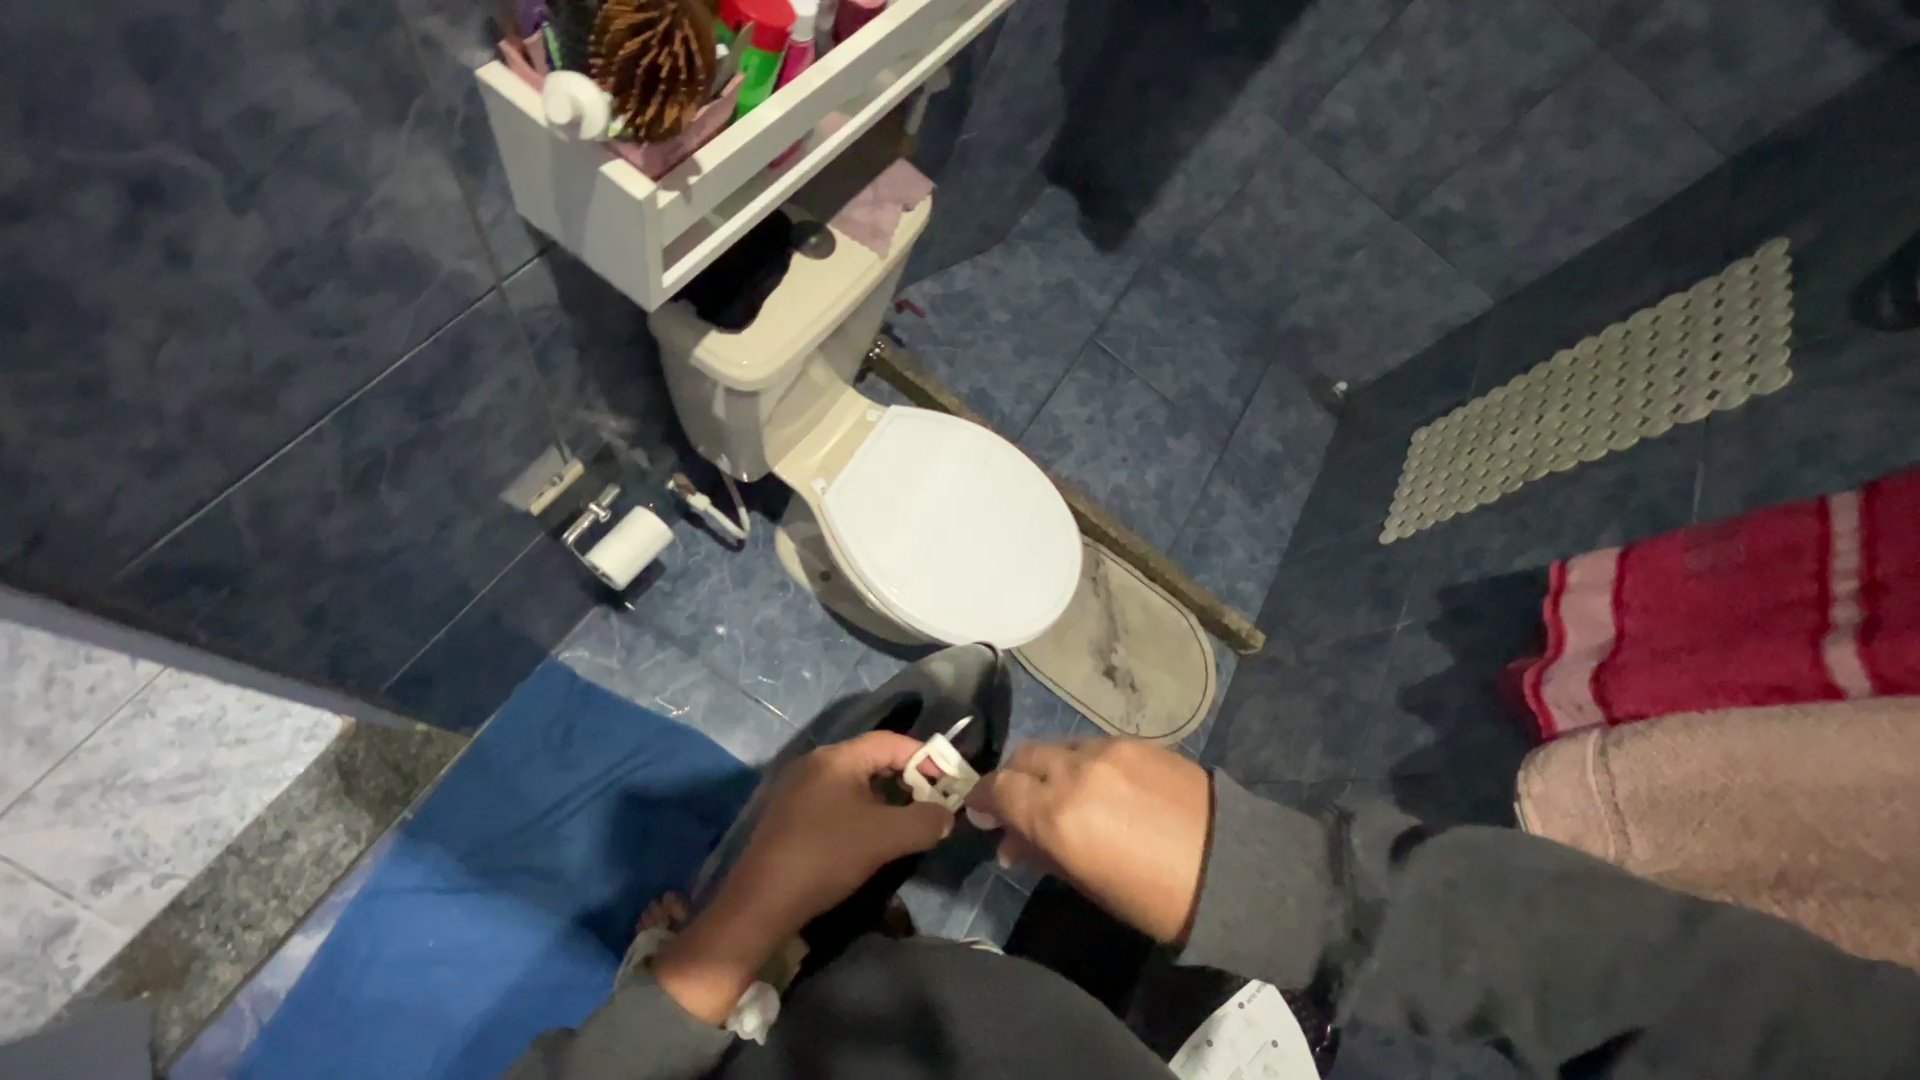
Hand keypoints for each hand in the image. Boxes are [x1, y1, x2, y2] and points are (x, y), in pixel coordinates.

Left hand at [656, 732, 953, 1023]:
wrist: (760, 904)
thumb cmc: (825, 857)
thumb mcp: (885, 838)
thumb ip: (925, 821)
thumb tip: (945, 815)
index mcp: (836, 758)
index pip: (890, 742)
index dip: (924, 758)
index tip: (949, 782)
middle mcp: (815, 763)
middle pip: (872, 760)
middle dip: (907, 780)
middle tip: (932, 805)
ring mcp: (798, 789)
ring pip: (855, 783)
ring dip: (886, 799)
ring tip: (908, 824)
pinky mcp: (790, 815)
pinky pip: (837, 801)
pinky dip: (862, 812)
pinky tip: (872, 839)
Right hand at [967, 737, 1210, 942]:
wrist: (1234, 866)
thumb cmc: (1156, 898)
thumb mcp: (1090, 885)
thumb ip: (1043, 853)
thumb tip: (1012, 842)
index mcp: (1058, 814)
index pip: (998, 788)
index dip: (982, 798)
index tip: (979, 811)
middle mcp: (1074, 771)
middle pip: (1023, 758)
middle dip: (1012, 779)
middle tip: (1018, 807)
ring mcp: (1107, 750)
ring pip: (1056, 747)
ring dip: (1046, 769)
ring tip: (1060, 798)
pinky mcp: (1135, 741)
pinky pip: (1090, 746)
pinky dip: (1079, 763)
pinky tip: (1097, 787)